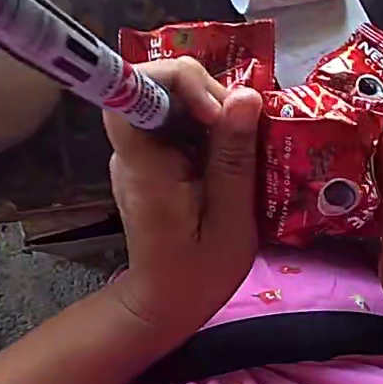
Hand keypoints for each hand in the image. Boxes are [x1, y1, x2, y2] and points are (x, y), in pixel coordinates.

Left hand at [103, 57, 262, 341]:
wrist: (165, 304)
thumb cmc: (199, 274)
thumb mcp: (230, 220)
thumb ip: (234, 158)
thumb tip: (246, 95)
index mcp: (143, 166)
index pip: (131, 93)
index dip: (174, 79)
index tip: (218, 108)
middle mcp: (133, 153)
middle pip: (157, 89)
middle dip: (207, 93)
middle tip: (249, 123)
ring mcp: (141, 156)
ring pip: (172, 104)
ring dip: (214, 109)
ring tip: (251, 135)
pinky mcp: (155, 162)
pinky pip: (179, 126)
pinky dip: (210, 127)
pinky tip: (238, 148)